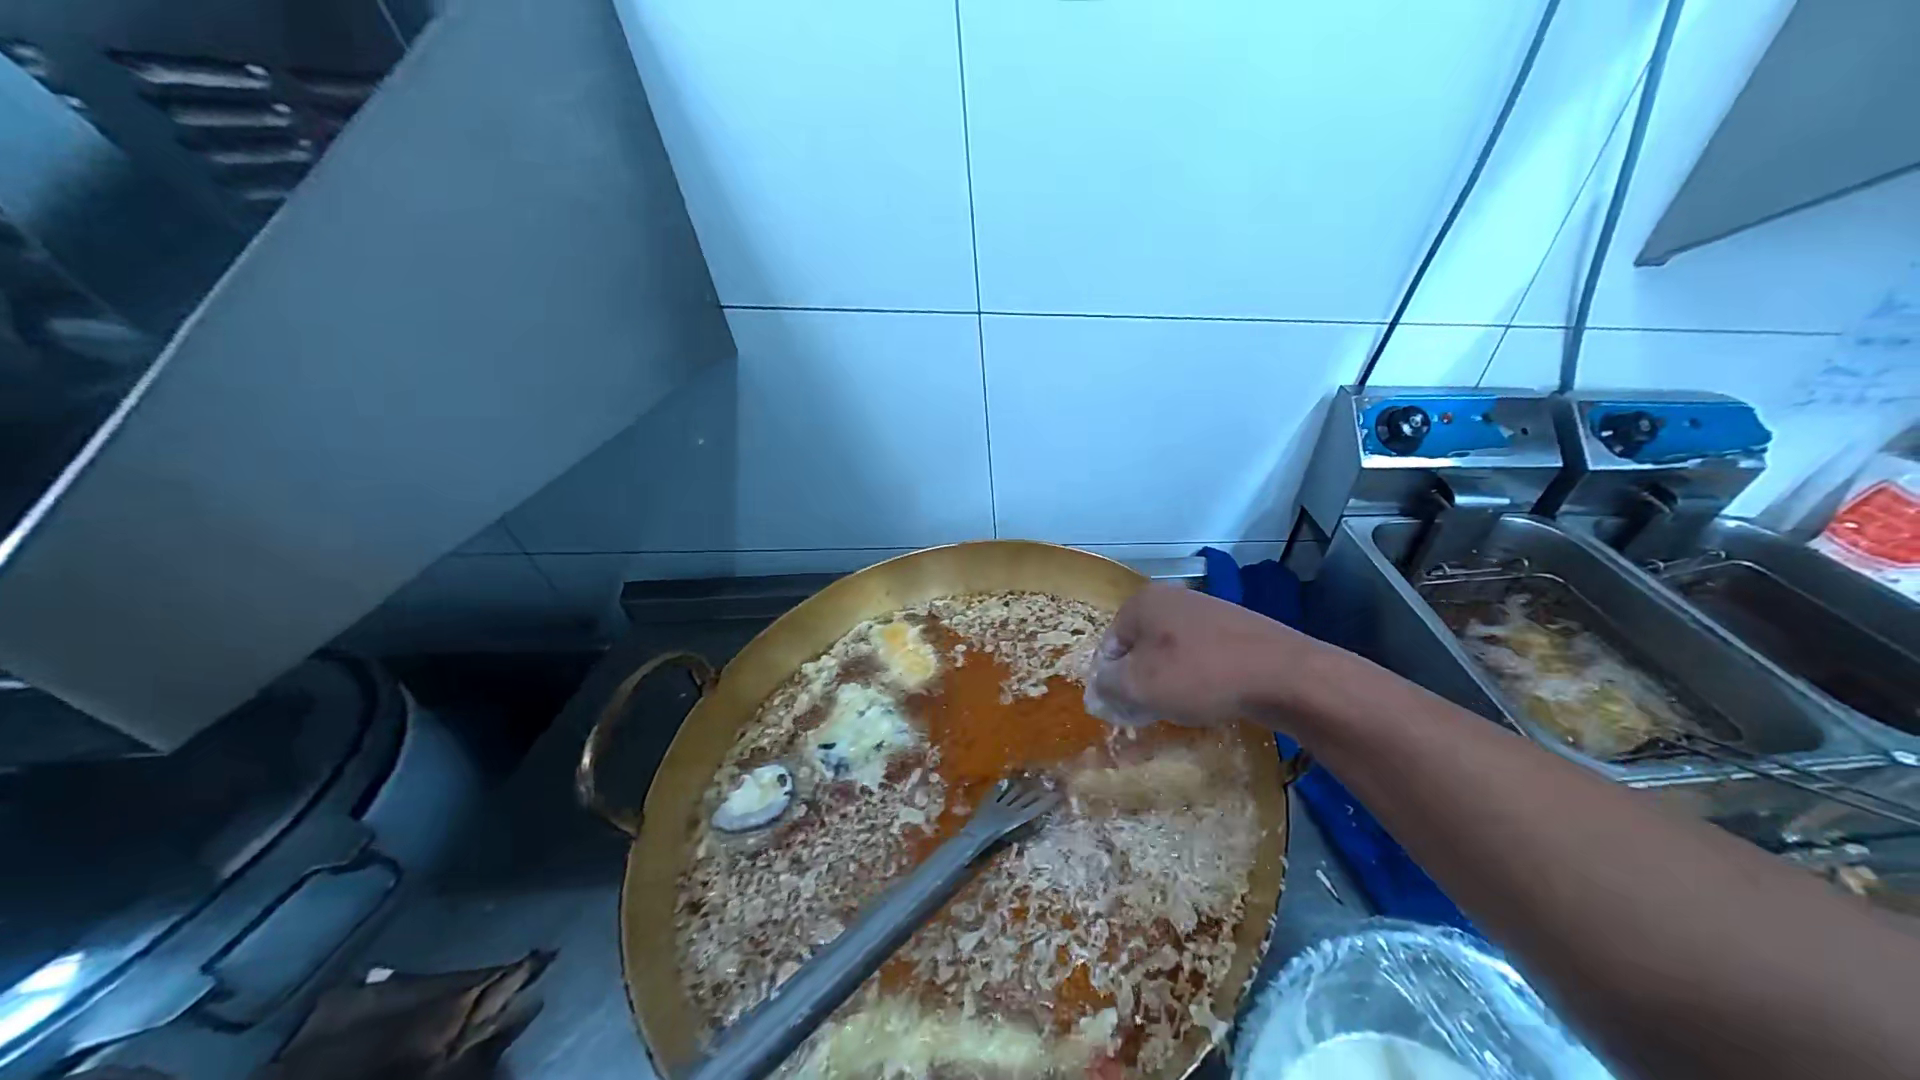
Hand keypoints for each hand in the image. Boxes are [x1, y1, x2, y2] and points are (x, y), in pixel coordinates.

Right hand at [1085, 584, 1328, 730]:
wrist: (1284, 674)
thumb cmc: (1199, 674)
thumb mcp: (1139, 686)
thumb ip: (1108, 688)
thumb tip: (1095, 694)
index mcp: (1142, 602)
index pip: (1107, 647)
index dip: (1109, 683)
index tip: (1123, 711)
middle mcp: (1172, 598)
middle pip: (1139, 649)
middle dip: (1139, 683)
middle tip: (1150, 713)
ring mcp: (1207, 612)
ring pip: (1170, 654)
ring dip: (1168, 683)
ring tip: (1183, 709)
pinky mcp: (1236, 631)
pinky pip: (1201, 657)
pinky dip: (1198, 678)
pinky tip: (1211, 698)